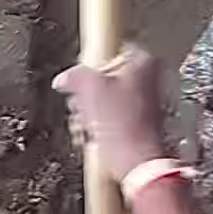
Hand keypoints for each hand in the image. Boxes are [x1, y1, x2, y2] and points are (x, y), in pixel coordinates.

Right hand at [52, 44, 167, 181]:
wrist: (138, 164)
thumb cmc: (125, 128)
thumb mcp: (91, 90)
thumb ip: (74, 75)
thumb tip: (64, 78)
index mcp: (143, 62)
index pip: (108, 50)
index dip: (89, 66)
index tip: (79, 78)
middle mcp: (147, 79)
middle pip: (102, 78)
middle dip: (86, 95)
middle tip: (83, 107)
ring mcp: (143, 103)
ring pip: (103, 100)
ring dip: (88, 114)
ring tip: (88, 125)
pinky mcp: (137, 123)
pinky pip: (108, 118)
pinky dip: (97, 126)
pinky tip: (94, 135)